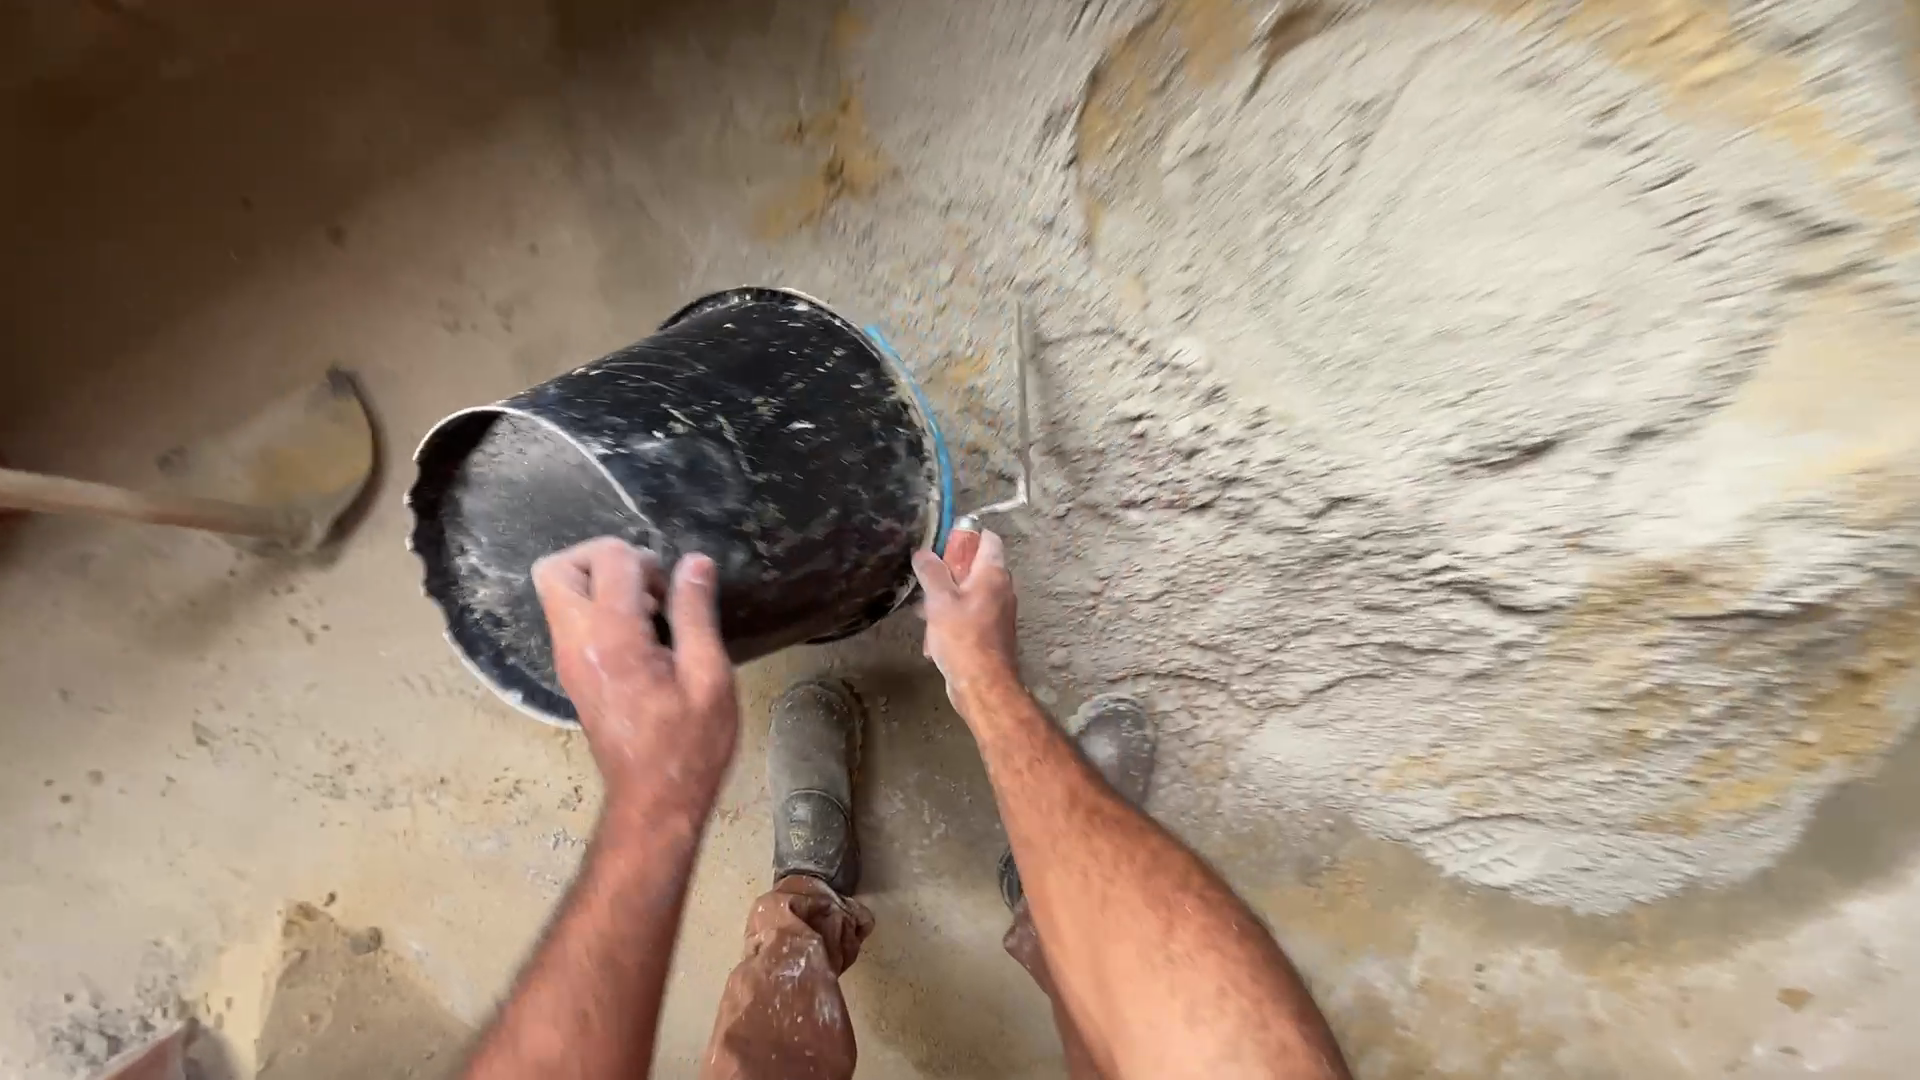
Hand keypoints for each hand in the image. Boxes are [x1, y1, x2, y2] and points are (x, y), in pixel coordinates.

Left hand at [533, 537, 737, 815]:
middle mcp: (575, 642)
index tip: (677, 591)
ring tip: (653, 609)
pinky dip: (602, 605)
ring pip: (558, 590)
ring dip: (603, 581)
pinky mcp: (573, 671)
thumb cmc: (691, 742)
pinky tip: (646, 633)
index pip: (609, 560)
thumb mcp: (709, 674)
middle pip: (557, 567)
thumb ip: (696, 612)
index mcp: (612, 638)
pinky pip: (572, 615)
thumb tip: (695, 561)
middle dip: (605, 557)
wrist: (655, 799)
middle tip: (650, 582)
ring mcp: (567, 658)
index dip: (649, 561)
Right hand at [912, 529, 1021, 695]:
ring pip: (968, 593)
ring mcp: (998, 612)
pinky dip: (952, 620)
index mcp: (993, 574)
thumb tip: (923, 552)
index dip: (965, 535)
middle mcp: (1002, 589)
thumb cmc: (963, 637)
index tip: (941, 543)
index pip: (987, 539)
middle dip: (947, 572)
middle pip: (974, 566)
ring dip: (944, 599)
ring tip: (922, 612)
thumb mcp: (940, 600)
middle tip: (925, 581)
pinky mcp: (991, 632)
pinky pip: (969, 615)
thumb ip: (931, 572)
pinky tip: (933, 638)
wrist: (983, 684)